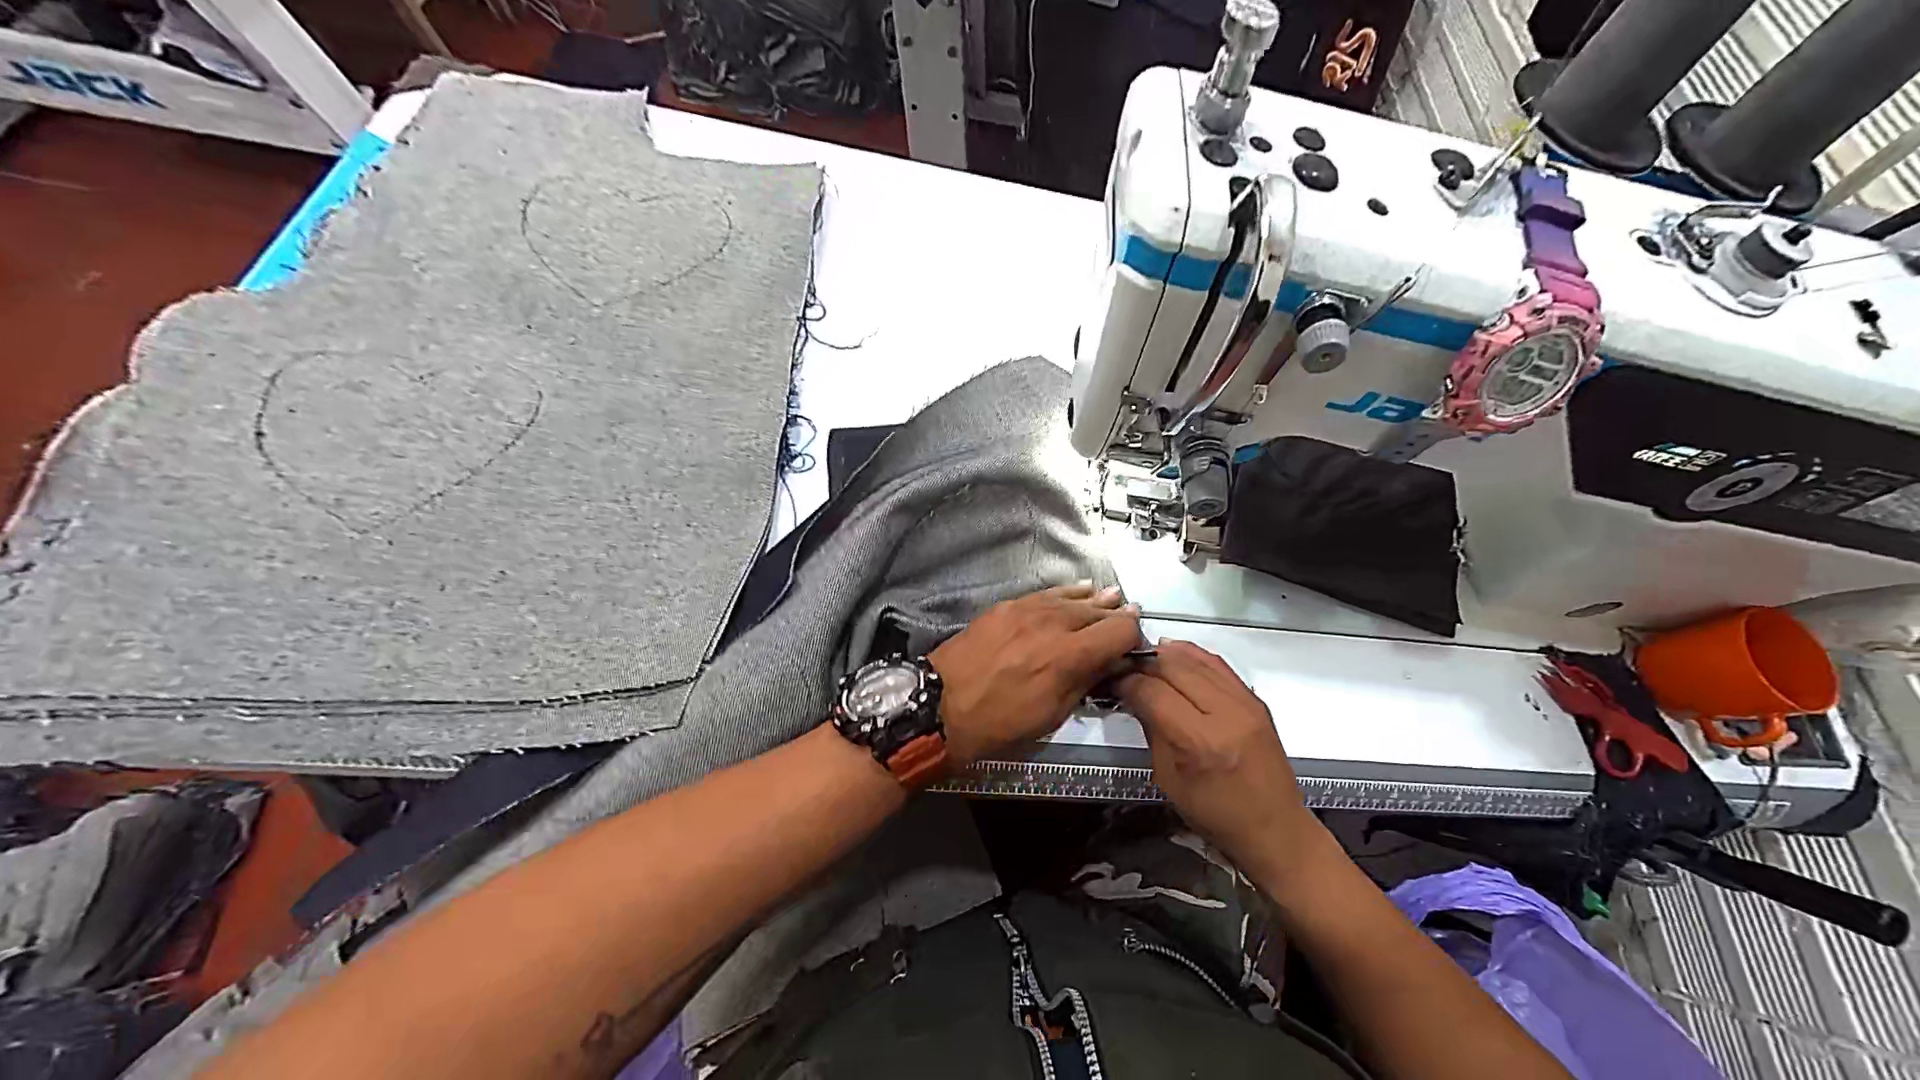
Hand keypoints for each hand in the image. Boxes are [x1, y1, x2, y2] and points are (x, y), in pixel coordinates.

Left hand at [928, 584, 1142, 766]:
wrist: (939, 704)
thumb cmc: (997, 723)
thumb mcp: (1051, 716)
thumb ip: (1084, 682)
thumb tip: (1107, 664)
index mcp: (1069, 656)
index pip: (1121, 630)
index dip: (1133, 639)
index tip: (1131, 649)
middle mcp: (1052, 623)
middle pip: (1100, 609)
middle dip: (1115, 618)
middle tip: (1123, 626)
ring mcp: (1027, 610)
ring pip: (1074, 597)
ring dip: (1094, 602)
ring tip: (1110, 599)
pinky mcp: (1007, 606)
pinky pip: (1046, 593)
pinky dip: (1066, 595)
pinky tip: (1076, 592)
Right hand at [1118, 641, 1318, 873]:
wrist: (1275, 829)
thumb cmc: (1215, 814)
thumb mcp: (1168, 778)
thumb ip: (1151, 730)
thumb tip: (1133, 695)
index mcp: (1199, 741)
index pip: (1152, 691)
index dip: (1127, 681)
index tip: (1112, 680)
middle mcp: (1226, 714)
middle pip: (1174, 666)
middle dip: (1143, 663)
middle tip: (1125, 667)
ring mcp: (1246, 703)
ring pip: (1196, 658)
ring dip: (1166, 654)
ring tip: (1145, 659)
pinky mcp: (1256, 699)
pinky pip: (1218, 664)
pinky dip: (1192, 655)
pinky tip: (1175, 655)